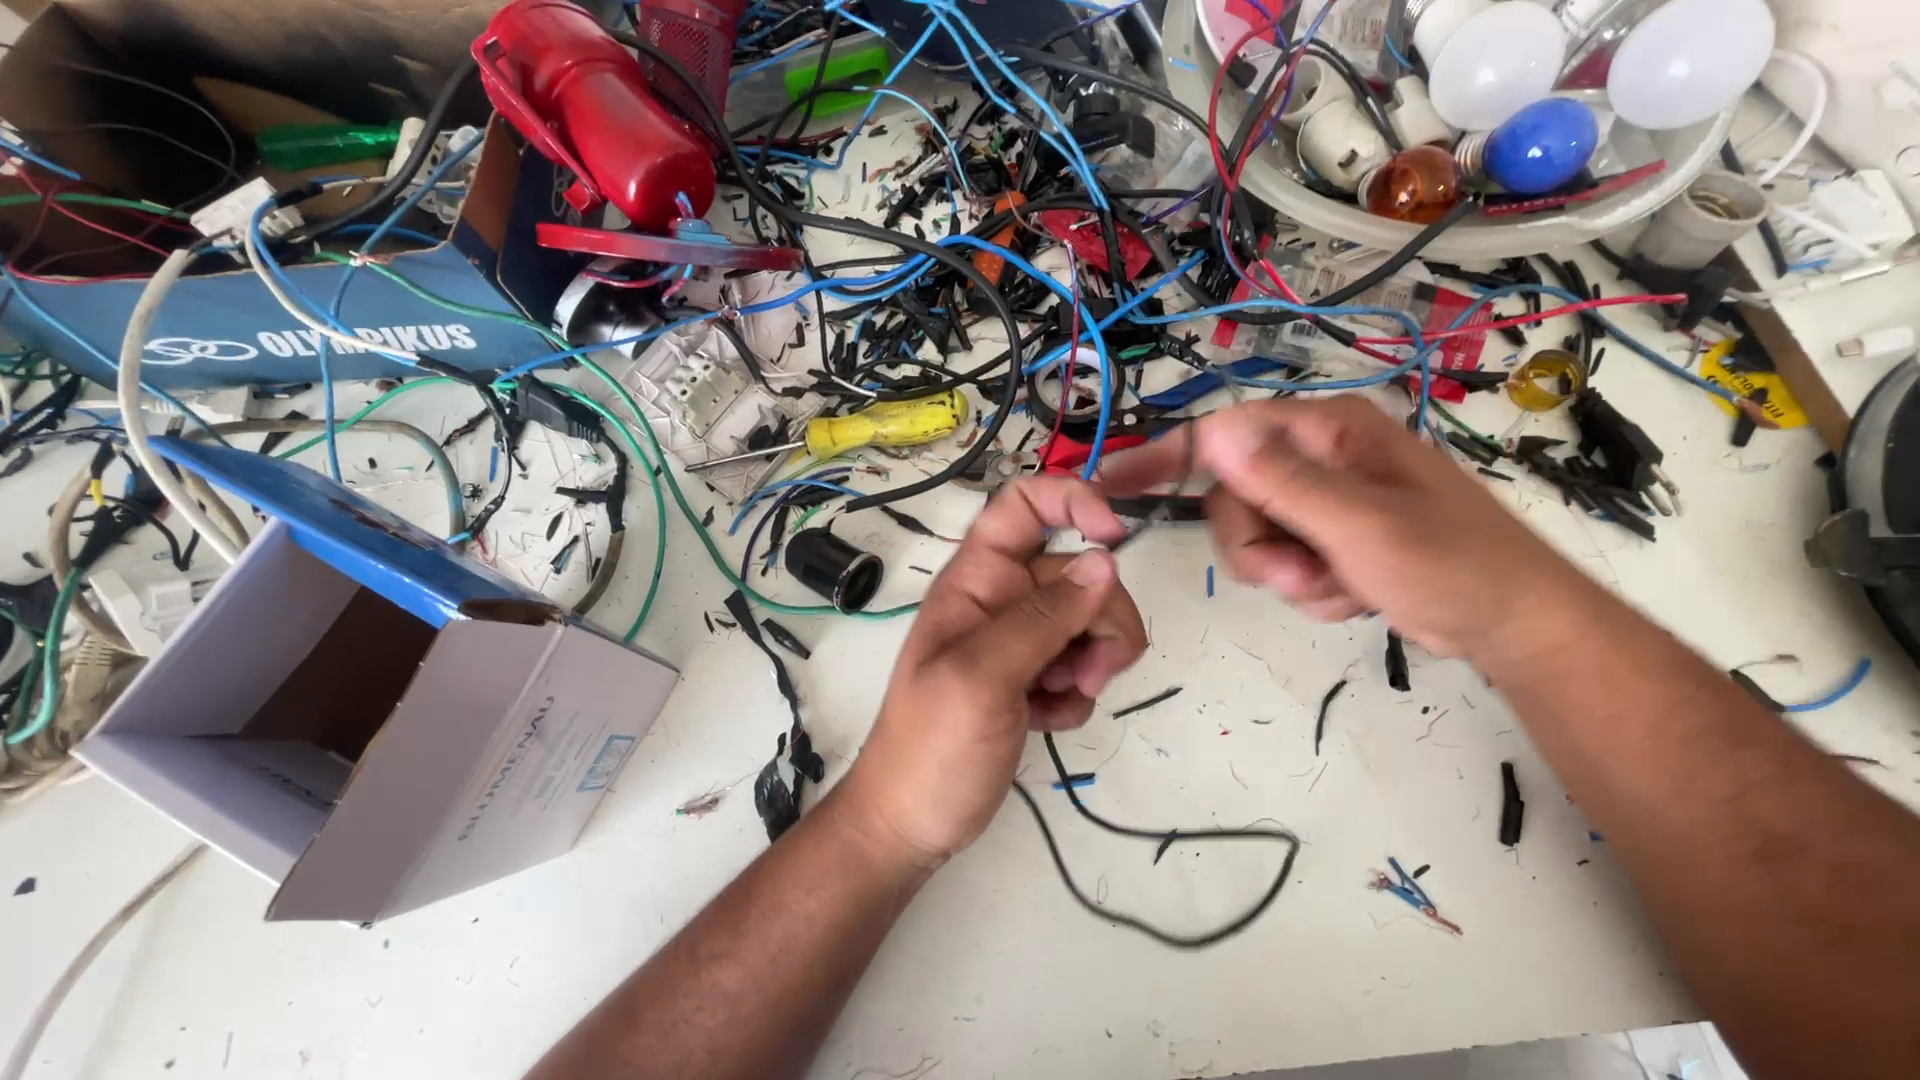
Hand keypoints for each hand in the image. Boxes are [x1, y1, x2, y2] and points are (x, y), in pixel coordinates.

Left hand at [839, 477, 1148, 867]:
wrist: (912, 823)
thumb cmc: (930, 748)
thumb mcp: (982, 678)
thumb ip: (1042, 619)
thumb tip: (1104, 562)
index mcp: (975, 581)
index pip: (1022, 506)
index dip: (1071, 502)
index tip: (1115, 539)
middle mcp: (1001, 601)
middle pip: (1078, 572)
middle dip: (1101, 618)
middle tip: (1087, 672)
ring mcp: (1019, 642)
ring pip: (1090, 620)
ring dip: (1094, 661)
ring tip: (1062, 698)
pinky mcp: (1034, 680)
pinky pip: (1082, 665)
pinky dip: (1077, 693)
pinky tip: (1047, 720)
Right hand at [1099, 396, 1585, 663]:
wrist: (1511, 623)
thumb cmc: (1450, 563)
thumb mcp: (1359, 525)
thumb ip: (1281, 482)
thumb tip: (1213, 435)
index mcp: (1327, 431)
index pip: (1224, 435)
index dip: (1164, 460)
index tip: (1109, 486)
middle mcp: (1319, 455)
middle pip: (1232, 496)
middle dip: (1256, 546)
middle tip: (1298, 574)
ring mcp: (1324, 498)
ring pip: (1252, 534)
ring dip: (1284, 572)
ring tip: (1335, 585)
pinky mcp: (1329, 536)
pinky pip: (1282, 559)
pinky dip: (1306, 586)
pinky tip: (1350, 592)